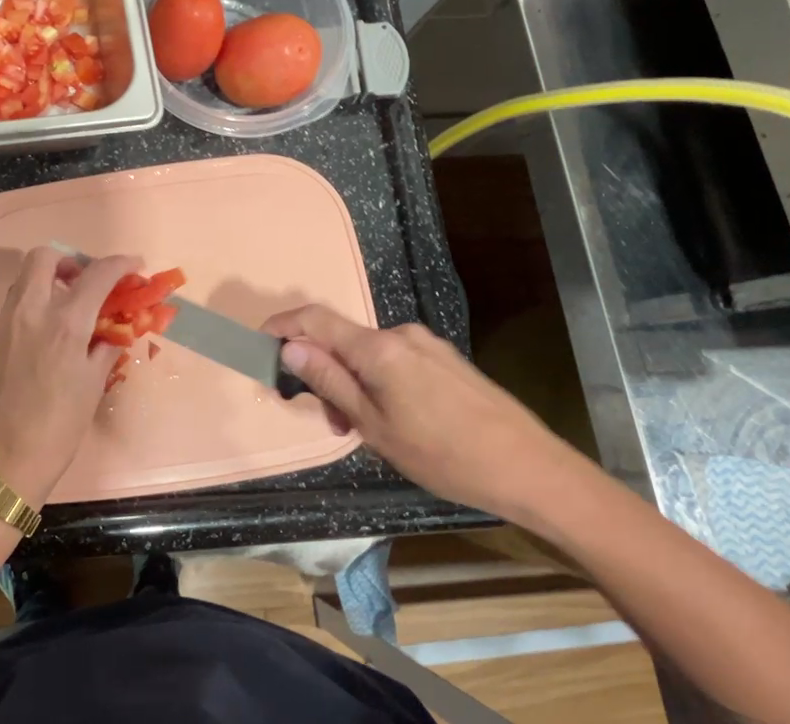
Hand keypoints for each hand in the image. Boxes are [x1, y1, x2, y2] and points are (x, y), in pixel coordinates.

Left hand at [0, 247, 140, 506]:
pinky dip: (34, 300)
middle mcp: (30, 310)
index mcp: (64, 323)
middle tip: (89, 283)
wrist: (6, 458)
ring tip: (70, 306)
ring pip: (25, 277)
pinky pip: (14, 301)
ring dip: (50, 279)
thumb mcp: (93, 384)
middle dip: (71, 261)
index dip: (120, 264)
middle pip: (45, 257)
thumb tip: (116, 326)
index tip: (134, 266)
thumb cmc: (59, 426)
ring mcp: (5, 321)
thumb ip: (106, 345)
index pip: (96, 275)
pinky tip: (48, 329)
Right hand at [262, 306, 596, 521]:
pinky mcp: (447, 362)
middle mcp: (402, 335)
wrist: (531, 470)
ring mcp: (428, 346)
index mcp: (379, 348)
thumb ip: (330, 383)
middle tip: (328, 421)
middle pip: (343, 341)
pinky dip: (378, 385)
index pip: (315, 320)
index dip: (282, 327)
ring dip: (352, 385)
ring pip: (369, 356)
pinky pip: (396, 363)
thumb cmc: (444, 456)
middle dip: (323, 373)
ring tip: (364, 432)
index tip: (258, 345)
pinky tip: (395, 424)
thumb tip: (291, 348)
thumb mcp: (375, 426)